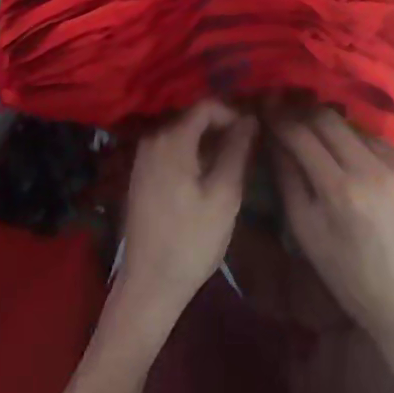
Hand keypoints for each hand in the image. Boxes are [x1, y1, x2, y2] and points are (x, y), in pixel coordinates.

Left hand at [117, 99, 256, 314]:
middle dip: (221, 127)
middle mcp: (152, 139)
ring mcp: (142, 157)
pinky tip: (206, 176)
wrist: (149, 286)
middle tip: (246, 149)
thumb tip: (250, 119)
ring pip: (182, 134)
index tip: (252, 134)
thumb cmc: (191, 241)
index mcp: (170, 140)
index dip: (233, 114)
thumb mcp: (224, 195)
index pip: (206, 106)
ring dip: (208, 142)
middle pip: (192, 117)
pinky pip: (171, 149)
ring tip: (230, 163)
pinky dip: (192, 154)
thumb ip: (237, 150)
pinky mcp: (141, 174)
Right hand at [269, 108, 393, 339]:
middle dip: (304, 114)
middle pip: (329, 120)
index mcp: (339, 190)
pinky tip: (354, 157)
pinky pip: (380, 142)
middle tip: (290, 116)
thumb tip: (274, 136)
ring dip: (334, 130)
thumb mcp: (304, 228)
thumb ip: (287, 177)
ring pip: (355, 127)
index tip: (267, 111)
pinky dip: (361, 144)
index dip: (280, 119)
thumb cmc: (344, 270)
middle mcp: (371, 169)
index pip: (302, 135)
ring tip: (322, 141)